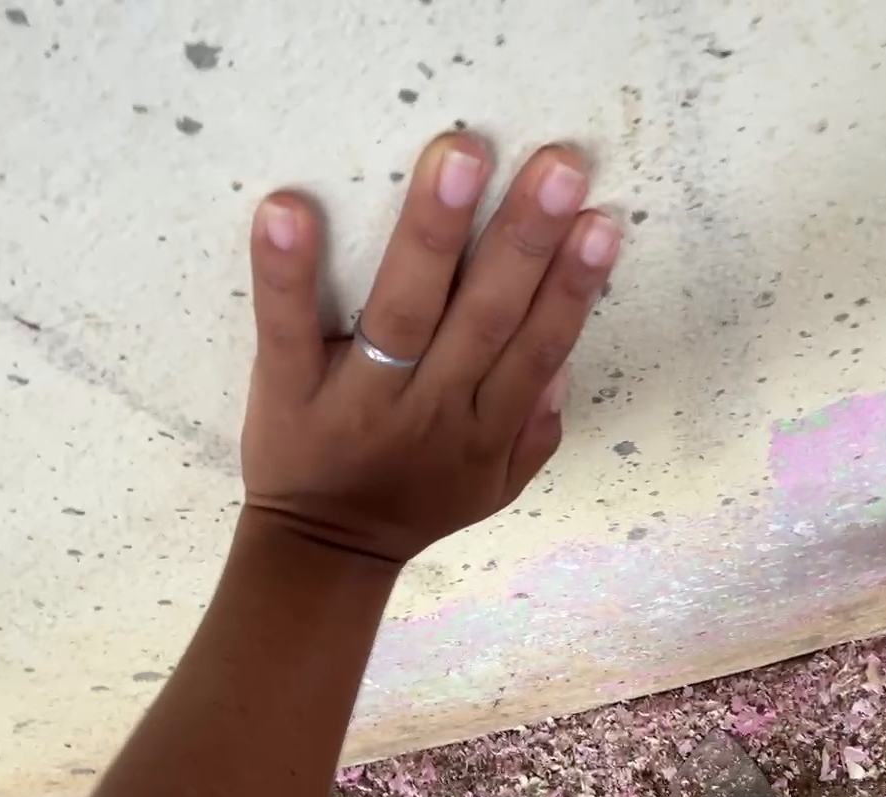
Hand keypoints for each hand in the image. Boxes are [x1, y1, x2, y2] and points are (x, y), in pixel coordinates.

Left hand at [240, 133, 621, 562]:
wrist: (328, 548)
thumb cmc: (420, 505)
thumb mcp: (499, 486)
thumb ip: (539, 430)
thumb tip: (565, 360)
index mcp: (485, 429)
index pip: (539, 348)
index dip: (573, 288)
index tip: (600, 223)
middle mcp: (433, 409)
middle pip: (486, 319)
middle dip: (524, 241)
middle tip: (557, 165)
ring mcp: (360, 399)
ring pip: (405, 313)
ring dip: (433, 236)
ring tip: (460, 158)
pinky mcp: (289, 391)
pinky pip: (286, 330)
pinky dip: (286, 274)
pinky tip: (289, 208)